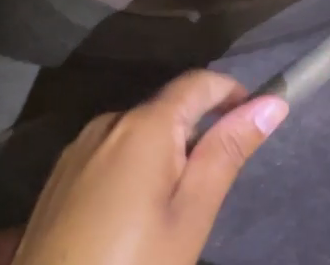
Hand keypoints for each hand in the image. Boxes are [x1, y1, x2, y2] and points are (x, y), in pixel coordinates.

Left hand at [6, 71, 287, 264]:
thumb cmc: (133, 261)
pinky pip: (109, 153)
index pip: (199, 82)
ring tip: (171, 207)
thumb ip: (228, 151)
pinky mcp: (57, 176)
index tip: (254, 121)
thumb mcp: (191, 214)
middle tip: (211, 185)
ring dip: (163, 152)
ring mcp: (77, 148)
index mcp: (144, 123)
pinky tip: (131, 214)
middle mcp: (108, 121)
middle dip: (196, 132)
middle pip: (167, 108)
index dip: (232, 94)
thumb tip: (272, 102)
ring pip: (137, 132)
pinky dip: (132, 168)